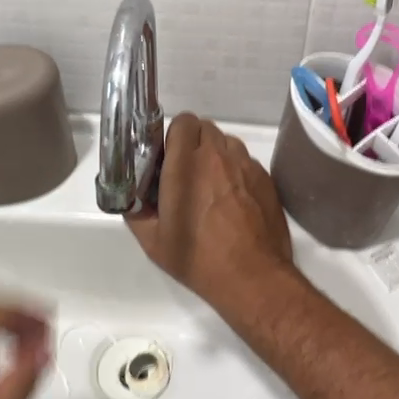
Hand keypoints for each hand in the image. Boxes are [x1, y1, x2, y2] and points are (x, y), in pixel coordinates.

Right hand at [126, 113, 299, 312]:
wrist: (252, 277)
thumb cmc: (198, 258)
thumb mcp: (153, 241)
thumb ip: (136, 212)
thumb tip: (133, 199)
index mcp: (187, 164)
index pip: (183, 121)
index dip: (174, 136)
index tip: (168, 158)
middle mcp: (218, 156)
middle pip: (205, 128)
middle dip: (193, 143)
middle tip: (186, 172)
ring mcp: (246, 165)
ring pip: (227, 143)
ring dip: (216, 155)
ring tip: (211, 186)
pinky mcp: (266, 179)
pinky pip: (246, 162)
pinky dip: (237, 171)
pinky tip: (233, 200)